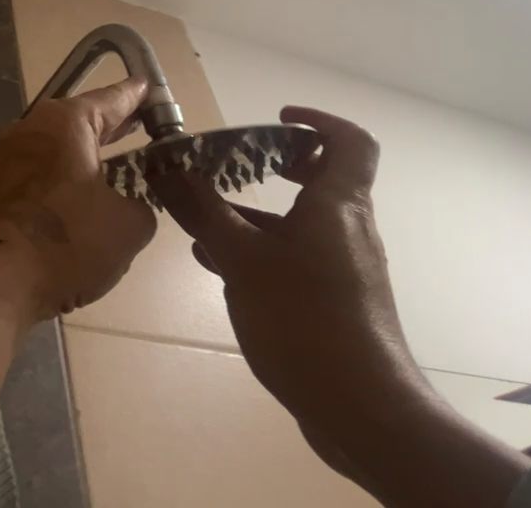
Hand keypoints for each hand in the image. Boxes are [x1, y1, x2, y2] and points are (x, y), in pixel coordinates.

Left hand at [0, 79, 157, 386]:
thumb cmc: (63, 241)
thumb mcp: (126, 227)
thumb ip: (140, 208)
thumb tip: (131, 208)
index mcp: (65, 123)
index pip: (110, 99)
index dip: (134, 96)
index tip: (148, 87)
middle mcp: (29, 129)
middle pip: (78, 121)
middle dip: (109, 126)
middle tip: (138, 124)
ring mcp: (2, 158)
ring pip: (53, 149)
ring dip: (81, 157)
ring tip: (111, 165)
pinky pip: (33, 175)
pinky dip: (57, 181)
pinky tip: (73, 202)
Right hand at [152, 105, 529, 507]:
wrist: (362, 410)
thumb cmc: (304, 317)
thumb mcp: (241, 258)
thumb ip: (203, 212)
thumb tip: (168, 170)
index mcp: (338, 205)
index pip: (349, 141)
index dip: (317, 121)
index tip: (277, 120)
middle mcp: (348, 230)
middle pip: (323, 180)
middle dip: (279, 167)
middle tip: (242, 163)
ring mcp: (344, 270)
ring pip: (301, 224)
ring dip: (256, 215)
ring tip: (204, 219)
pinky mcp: (336, 304)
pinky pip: (296, 259)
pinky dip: (260, 251)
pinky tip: (217, 265)